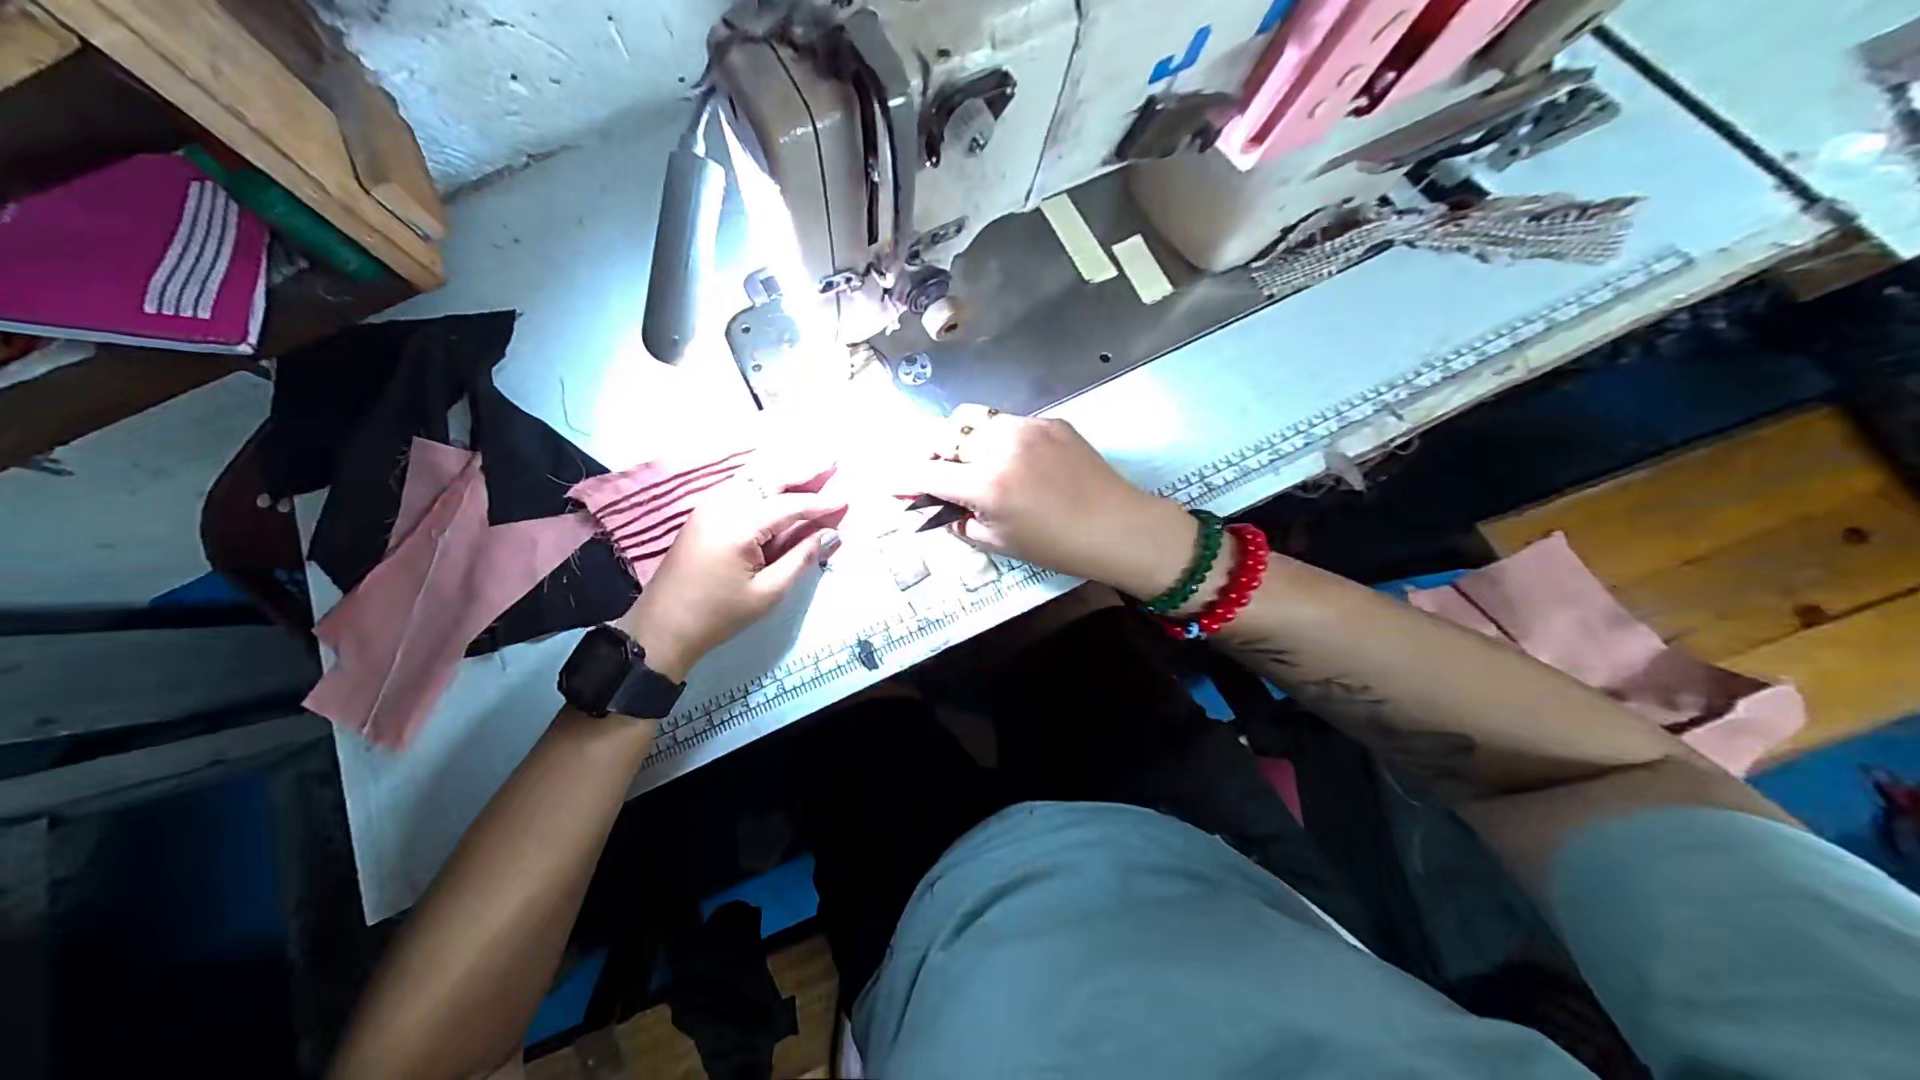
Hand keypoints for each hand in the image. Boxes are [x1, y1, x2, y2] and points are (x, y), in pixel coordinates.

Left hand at [616, 482, 845, 681]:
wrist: (662, 627)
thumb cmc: (718, 615)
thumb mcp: (767, 593)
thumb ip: (801, 558)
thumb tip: (829, 533)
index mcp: (739, 526)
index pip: (789, 506)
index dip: (820, 504)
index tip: (847, 501)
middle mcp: (723, 506)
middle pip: (769, 478)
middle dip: (803, 471)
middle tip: (833, 461)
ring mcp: (709, 506)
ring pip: (753, 478)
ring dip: (784, 472)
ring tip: (813, 467)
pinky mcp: (703, 514)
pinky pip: (740, 487)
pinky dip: (764, 481)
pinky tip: (780, 481)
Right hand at [899, 406, 1197, 597]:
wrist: (1118, 527)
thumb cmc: (1056, 546)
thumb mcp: (998, 542)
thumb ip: (958, 521)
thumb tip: (935, 507)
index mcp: (987, 483)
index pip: (928, 471)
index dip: (904, 477)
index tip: (895, 483)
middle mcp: (1002, 446)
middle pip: (946, 433)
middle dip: (932, 452)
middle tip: (936, 471)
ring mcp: (1028, 427)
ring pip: (976, 419)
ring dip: (964, 439)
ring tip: (972, 460)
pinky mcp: (1050, 421)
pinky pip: (1009, 422)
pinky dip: (998, 438)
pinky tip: (1014, 460)